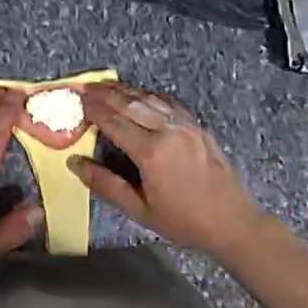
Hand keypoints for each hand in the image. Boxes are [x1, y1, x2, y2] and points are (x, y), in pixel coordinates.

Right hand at [72, 83, 268, 256]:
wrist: (233, 222)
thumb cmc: (184, 221)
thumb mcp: (139, 210)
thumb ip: (105, 184)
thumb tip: (75, 162)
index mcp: (151, 153)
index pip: (113, 122)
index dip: (93, 109)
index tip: (76, 100)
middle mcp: (168, 131)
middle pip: (129, 103)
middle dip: (104, 93)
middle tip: (83, 87)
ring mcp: (185, 125)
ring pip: (148, 98)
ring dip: (124, 90)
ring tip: (104, 85)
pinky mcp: (197, 126)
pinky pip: (168, 102)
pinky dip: (148, 95)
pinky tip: (138, 94)